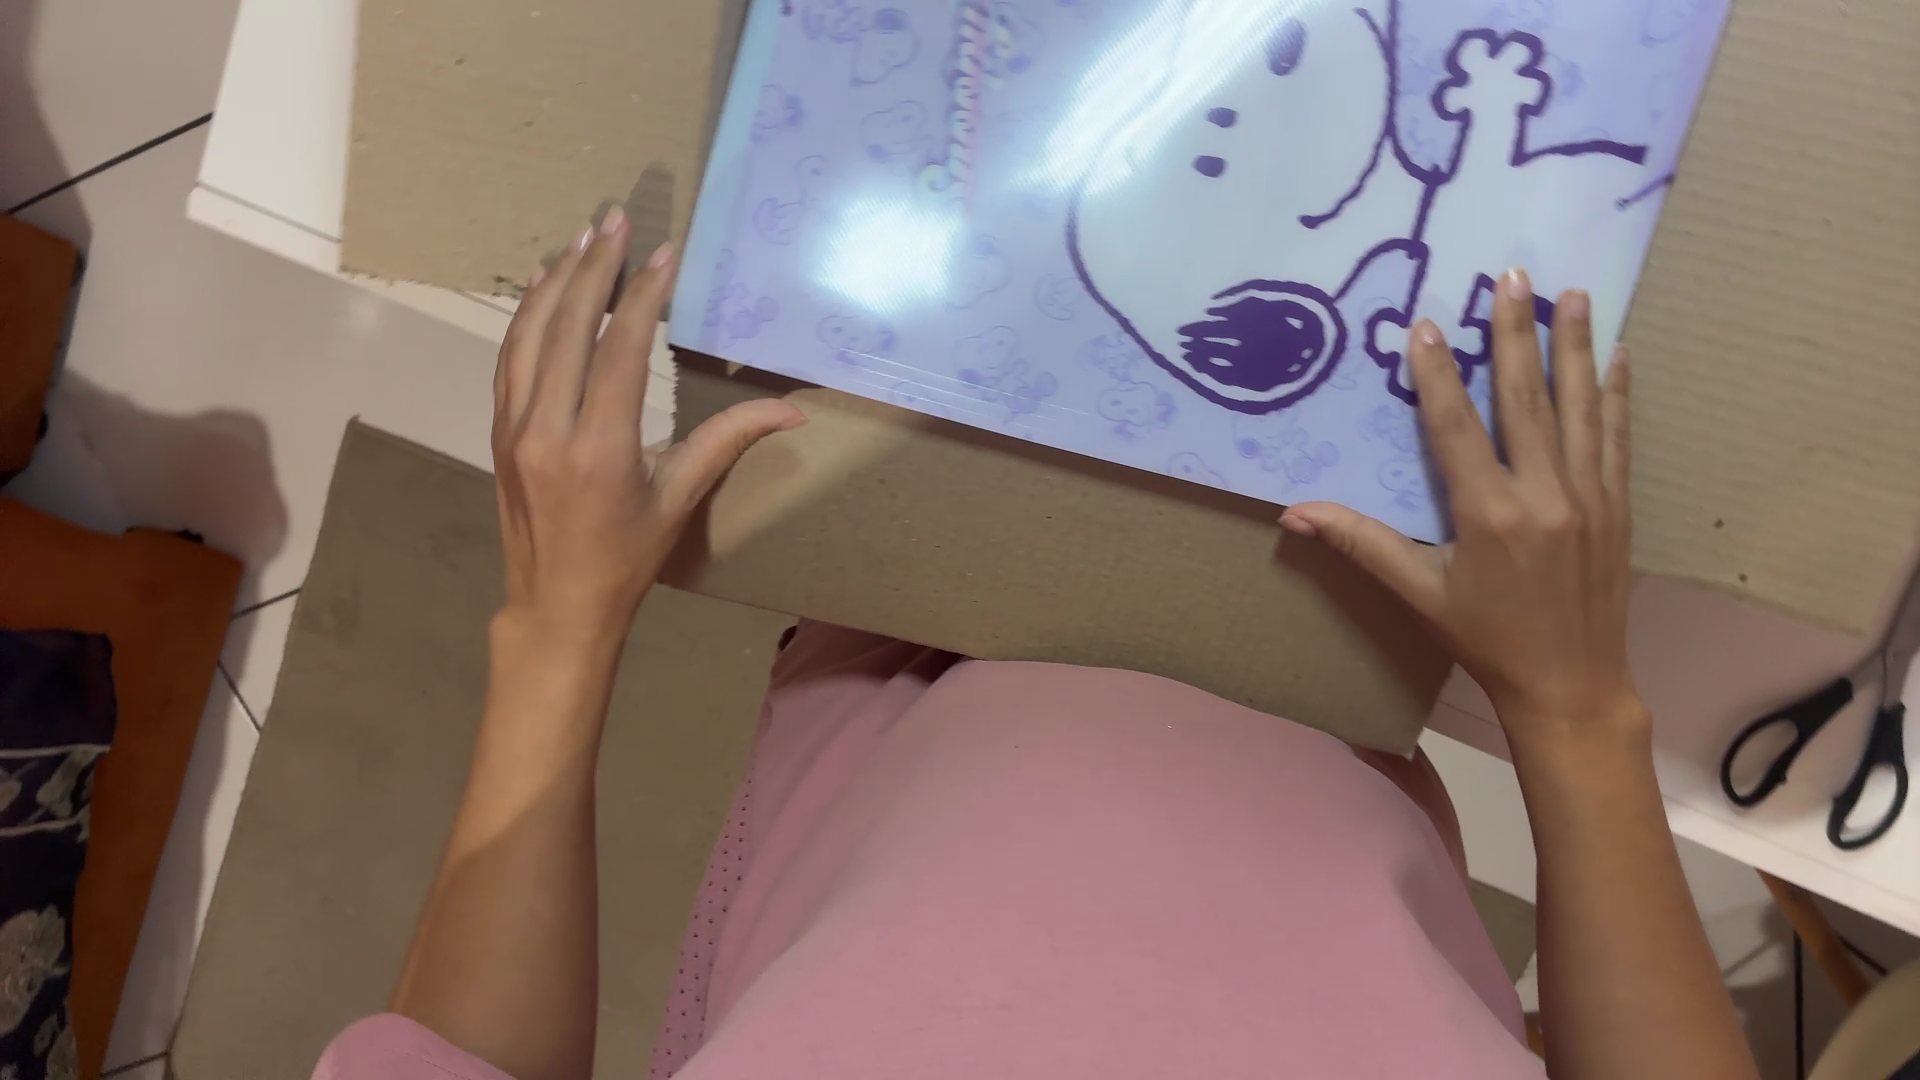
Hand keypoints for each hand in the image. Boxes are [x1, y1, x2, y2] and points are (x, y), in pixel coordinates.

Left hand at [491, 207, 804, 645]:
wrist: (557, 603)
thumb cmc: (629, 556)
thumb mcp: (681, 499)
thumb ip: (729, 441)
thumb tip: (792, 412)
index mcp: (600, 448)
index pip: (619, 350)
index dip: (642, 296)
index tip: (662, 254)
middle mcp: (547, 428)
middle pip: (565, 327)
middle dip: (592, 267)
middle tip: (615, 218)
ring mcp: (513, 428)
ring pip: (528, 335)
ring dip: (555, 281)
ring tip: (582, 239)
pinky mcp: (499, 430)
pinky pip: (511, 358)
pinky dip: (528, 315)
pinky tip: (545, 290)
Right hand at [1280, 270, 1640, 746]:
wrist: (1570, 681)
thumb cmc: (1482, 636)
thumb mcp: (1414, 593)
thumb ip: (1359, 543)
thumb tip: (1294, 514)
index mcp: (1490, 513)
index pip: (1456, 428)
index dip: (1437, 376)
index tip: (1429, 325)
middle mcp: (1546, 493)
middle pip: (1526, 400)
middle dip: (1516, 335)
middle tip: (1513, 276)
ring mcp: (1591, 495)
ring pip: (1580, 407)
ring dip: (1575, 346)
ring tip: (1572, 294)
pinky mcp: (1617, 504)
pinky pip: (1616, 436)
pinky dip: (1615, 392)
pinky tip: (1617, 355)